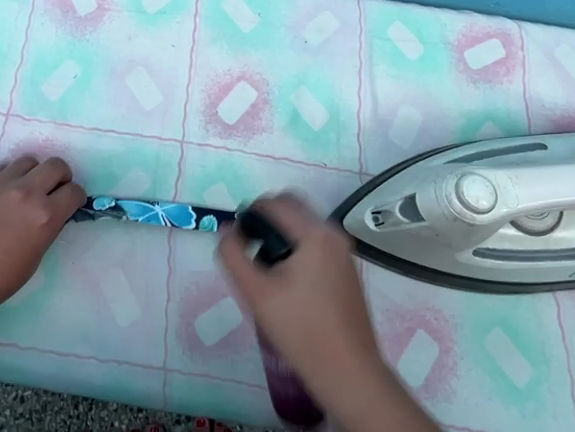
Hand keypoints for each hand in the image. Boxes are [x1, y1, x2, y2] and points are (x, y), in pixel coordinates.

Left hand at [0, 155, 86, 310]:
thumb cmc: (2, 277)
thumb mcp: (38, 253)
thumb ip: (50, 225)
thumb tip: (54, 208)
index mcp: (45, 215)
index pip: (74, 191)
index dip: (75, 197)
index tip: (70, 202)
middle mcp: (26, 192)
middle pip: (55, 165)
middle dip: (60, 176)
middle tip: (53, 189)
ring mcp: (0, 183)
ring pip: (28, 161)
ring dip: (32, 173)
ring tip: (24, 188)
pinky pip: (2, 167)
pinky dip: (8, 176)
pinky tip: (2, 192)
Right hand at [217, 192, 388, 392]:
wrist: (348, 373)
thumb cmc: (301, 331)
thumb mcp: (255, 293)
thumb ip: (233, 254)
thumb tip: (226, 229)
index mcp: (314, 233)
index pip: (272, 202)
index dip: (248, 214)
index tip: (237, 241)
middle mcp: (333, 233)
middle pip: (290, 206)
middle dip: (265, 220)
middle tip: (249, 250)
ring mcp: (343, 251)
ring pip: (302, 224)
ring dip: (280, 234)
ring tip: (266, 269)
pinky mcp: (346, 268)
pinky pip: (315, 241)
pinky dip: (296, 246)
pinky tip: (287, 281)